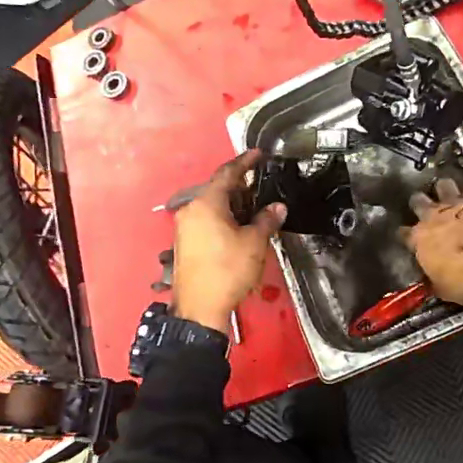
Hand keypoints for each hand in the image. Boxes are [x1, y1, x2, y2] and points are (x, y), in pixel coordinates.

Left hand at [170, 151, 286, 333]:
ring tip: (255, 210)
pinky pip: (207, 220)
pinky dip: (224, 218)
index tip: (258, 154)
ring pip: (212, 206)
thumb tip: (277, 208)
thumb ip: (266, 220)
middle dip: (241, 187)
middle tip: (262, 188)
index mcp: (206, 204)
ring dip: (233, 205)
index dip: (245, 162)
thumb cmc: (228, 270)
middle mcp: (191, 211)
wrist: (200, 308)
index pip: (227, 174)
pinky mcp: (185, 243)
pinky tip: (239, 228)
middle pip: (218, 189)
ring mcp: (185, 228)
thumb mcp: (254, 243)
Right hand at [403, 180, 462, 305]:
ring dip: (445, 190)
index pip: (402, 233)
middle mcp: (433, 216)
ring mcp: (457, 203)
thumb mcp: (442, 288)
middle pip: (417, 200)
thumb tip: (432, 278)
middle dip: (420, 204)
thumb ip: (432, 277)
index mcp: (419, 239)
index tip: (410, 240)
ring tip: (450, 195)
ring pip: (443, 185)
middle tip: (427, 210)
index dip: (406, 236)